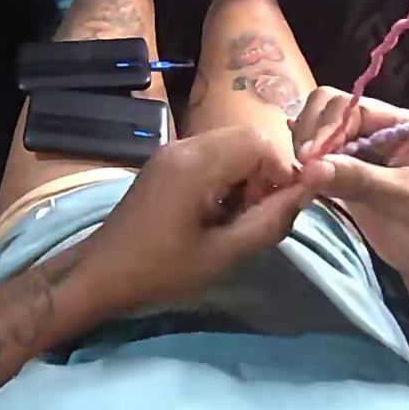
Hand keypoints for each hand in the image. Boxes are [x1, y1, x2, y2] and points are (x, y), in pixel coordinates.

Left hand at [74, 126, 311, 312]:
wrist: (101, 272)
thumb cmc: (161, 269)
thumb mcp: (223, 253)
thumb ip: (269, 220)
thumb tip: (307, 192)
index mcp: (197, 163)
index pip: (261, 141)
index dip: (281, 171)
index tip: (277, 209)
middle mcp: (184, 145)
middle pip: (246, 137)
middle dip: (263, 172)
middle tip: (253, 214)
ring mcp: (171, 150)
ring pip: (229, 144)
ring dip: (244, 174)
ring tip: (234, 216)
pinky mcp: (165, 161)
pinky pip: (209, 153)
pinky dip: (224, 174)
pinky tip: (214, 210)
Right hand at [292, 87, 408, 299]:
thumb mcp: (404, 200)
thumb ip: (357, 178)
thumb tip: (308, 166)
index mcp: (399, 124)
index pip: (349, 107)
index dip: (324, 127)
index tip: (307, 158)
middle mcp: (376, 130)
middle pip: (328, 111)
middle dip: (310, 132)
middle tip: (301, 165)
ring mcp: (359, 152)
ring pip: (318, 132)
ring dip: (303, 148)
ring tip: (300, 175)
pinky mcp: (345, 175)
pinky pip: (317, 158)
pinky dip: (303, 164)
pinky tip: (294, 174)